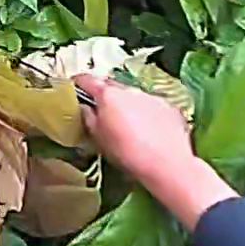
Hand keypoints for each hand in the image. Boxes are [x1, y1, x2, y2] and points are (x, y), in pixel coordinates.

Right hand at [72, 73, 236, 228]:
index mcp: (107, 94)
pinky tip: (147, 129)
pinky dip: (145, 112)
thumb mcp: (97, 136)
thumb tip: (85, 108)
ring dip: (126, 104)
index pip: (86, 79)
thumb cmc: (126, 152)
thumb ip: (87, 117)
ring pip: (132, 95)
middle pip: (110, 85)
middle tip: (100, 110)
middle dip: (103, 94)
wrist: (169, 166)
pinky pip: (151, 105)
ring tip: (127, 123)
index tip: (75, 90)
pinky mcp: (170, 108)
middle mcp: (129, 90)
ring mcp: (151, 97)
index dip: (78, 84)